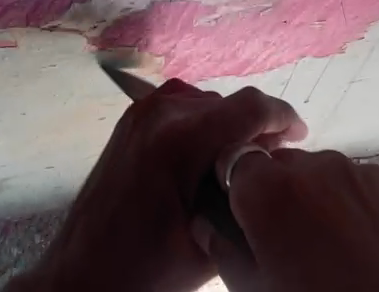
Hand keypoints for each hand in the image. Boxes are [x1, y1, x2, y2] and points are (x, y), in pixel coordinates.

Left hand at [8, 79, 305, 291]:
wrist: (79, 277)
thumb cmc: (140, 271)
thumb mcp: (206, 242)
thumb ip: (243, 197)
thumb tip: (274, 168)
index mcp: (178, 139)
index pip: (248, 107)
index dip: (282, 117)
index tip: (300, 135)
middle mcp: (159, 113)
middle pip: (228, 104)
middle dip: (256, 127)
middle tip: (275, 161)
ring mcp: (141, 113)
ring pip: (206, 103)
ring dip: (228, 125)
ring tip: (244, 162)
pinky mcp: (131, 121)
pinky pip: (181, 107)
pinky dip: (202, 124)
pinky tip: (210, 156)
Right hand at [204, 148, 378, 291]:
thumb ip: (226, 253)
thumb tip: (205, 226)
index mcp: (268, 190)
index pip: (232, 159)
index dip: (231, 185)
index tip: (237, 214)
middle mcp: (309, 165)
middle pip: (275, 165)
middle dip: (272, 193)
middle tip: (282, 243)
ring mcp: (352, 169)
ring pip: (314, 172)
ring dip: (309, 197)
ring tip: (323, 250)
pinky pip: (349, 182)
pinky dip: (343, 203)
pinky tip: (353, 246)